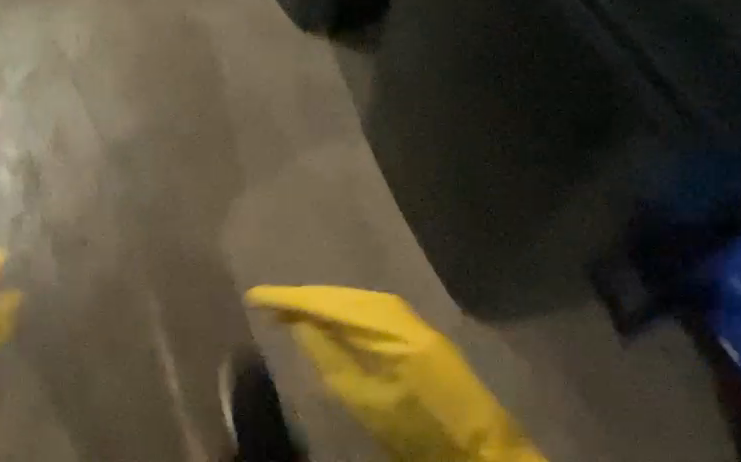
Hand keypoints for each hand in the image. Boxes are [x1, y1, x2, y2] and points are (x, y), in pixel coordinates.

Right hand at [246, 286, 544, 461]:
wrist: (484, 454)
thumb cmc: (421, 435)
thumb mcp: (367, 402)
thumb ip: (331, 358)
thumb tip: (299, 321)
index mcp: (387, 328)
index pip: (328, 303)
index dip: (289, 298)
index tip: (255, 296)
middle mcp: (400, 313)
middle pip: (341, 295)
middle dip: (304, 296)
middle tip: (268, 302)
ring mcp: (414, 320)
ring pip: (355, 299)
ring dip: (323, 301)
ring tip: (291, 308)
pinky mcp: (419, 332)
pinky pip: (370, 308)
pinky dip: (343, 309)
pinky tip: (329, 316)